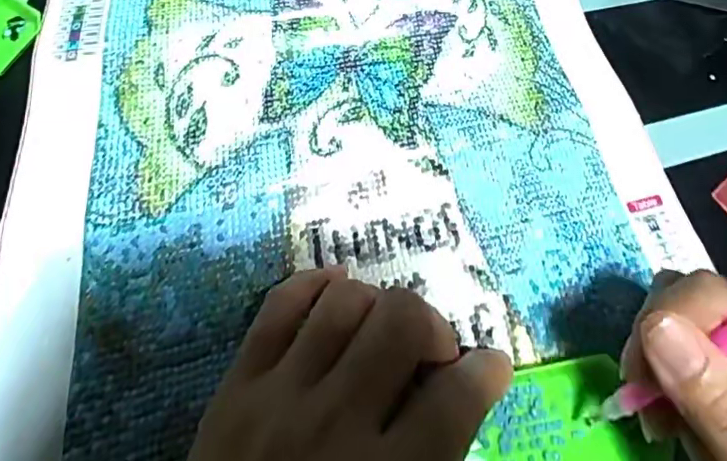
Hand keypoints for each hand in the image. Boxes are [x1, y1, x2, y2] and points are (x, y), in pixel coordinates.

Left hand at [189, 266, 512, 460]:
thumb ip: (434, 459)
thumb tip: (465, 394)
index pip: (457, 398)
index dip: (487, 372)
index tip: (491, 367)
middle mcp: (336, 426)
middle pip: (403, 322)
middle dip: (432, 326)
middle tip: (430, 353)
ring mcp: (280, 399)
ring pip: (346, 301)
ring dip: (377, 307)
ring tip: (380, 332)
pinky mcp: (235, 387)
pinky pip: (280, 304)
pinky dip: (314, 284)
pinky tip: (336, 287)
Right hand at [619, 270, 726, 460]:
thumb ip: (725, 410)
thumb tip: (657, 322)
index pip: (725, 298)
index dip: (670, 319)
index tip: (636, 382)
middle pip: (707, 305)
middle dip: (660, 342)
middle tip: (645, 414)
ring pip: (696, 328)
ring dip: (663, 366)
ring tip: (662, 427)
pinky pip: (705, 363)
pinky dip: (677, 388)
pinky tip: (675, 424)